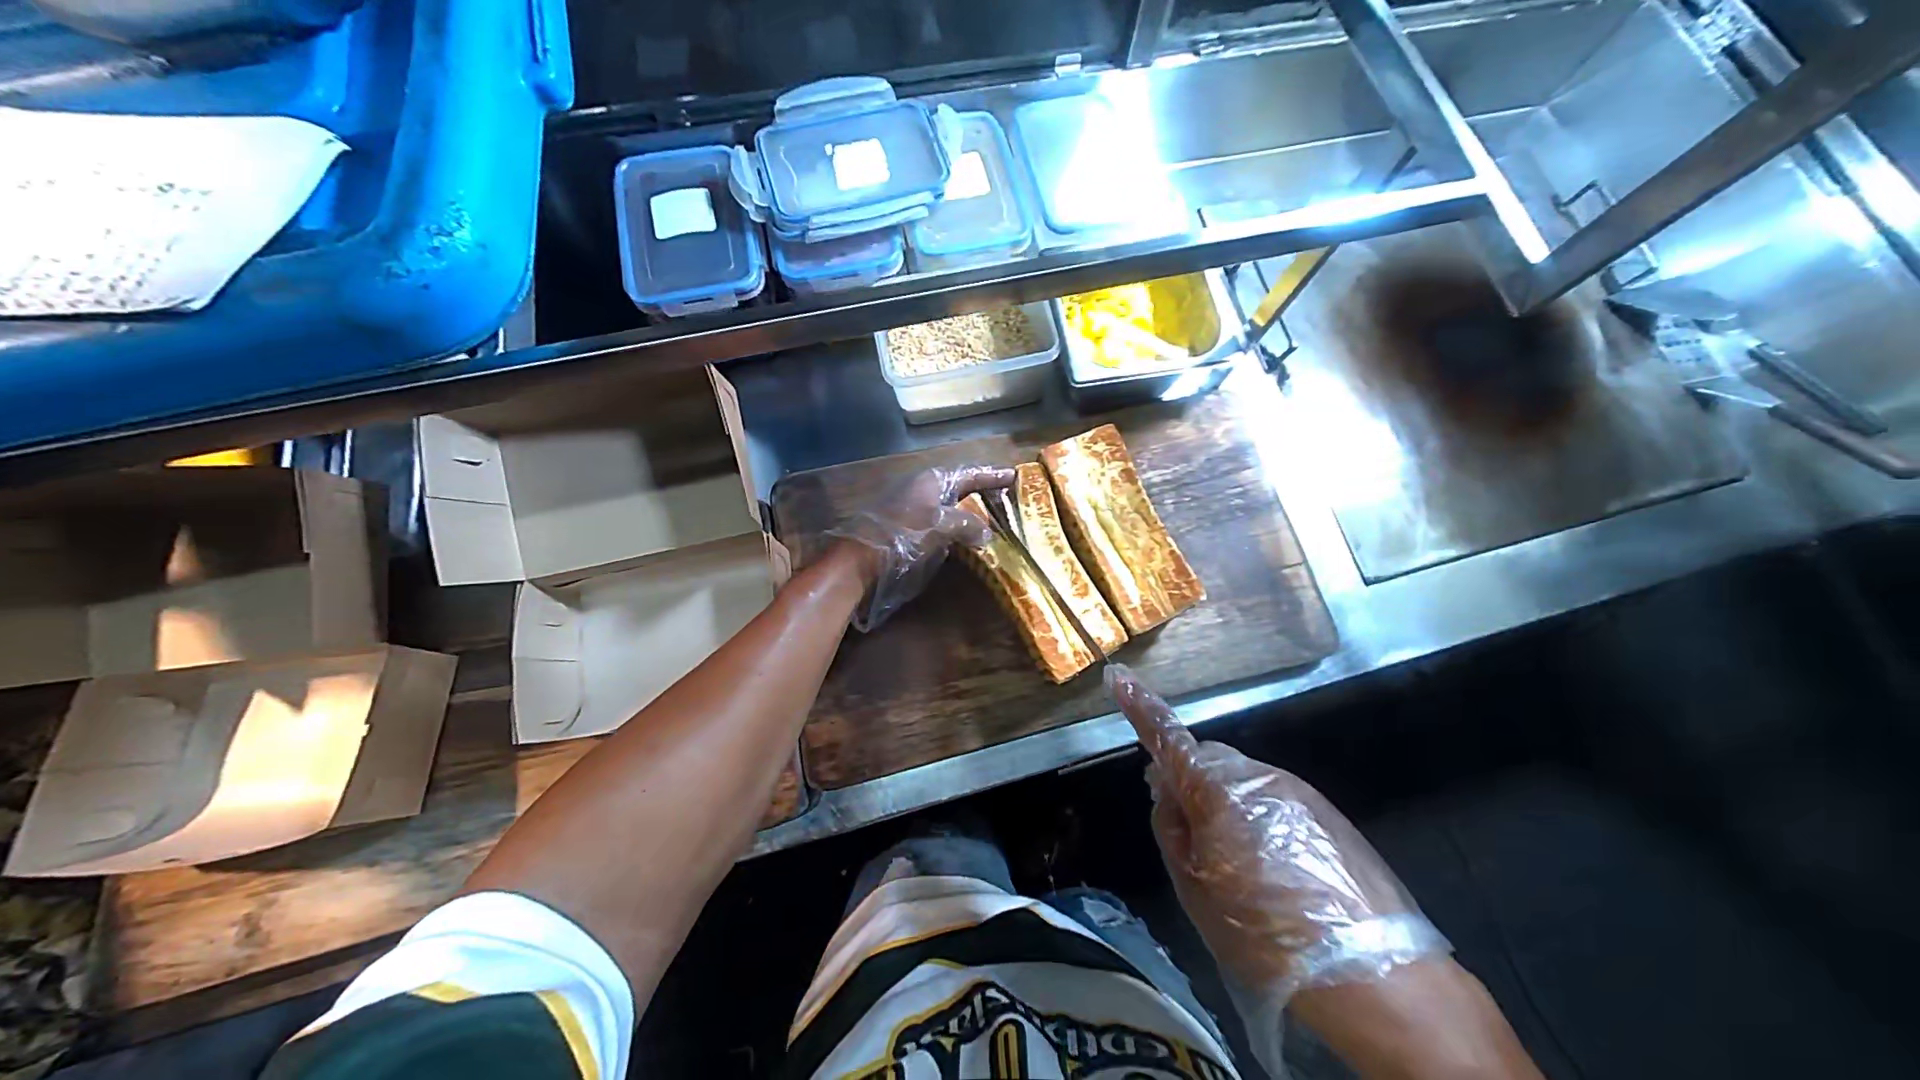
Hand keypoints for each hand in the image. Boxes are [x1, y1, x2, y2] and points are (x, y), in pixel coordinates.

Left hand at [828, 464, 1015, 630]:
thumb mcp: (940, 525)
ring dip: (969, 511)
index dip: (991, 476)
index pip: (970, 474)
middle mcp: (922, 488)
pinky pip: (939, 520)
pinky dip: (955, 525)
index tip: (1013, 475)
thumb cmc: (902, 535)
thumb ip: (966, 525)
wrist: (859, 558)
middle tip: (1004, 496)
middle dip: (981, 491)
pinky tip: (963, 537)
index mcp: (932, 481)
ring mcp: (912, 507)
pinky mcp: (905, 527)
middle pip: (959, 487)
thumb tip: (987, 533)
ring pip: (948, 505)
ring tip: (990, 518)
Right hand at [1105, 665, 1450, 1070]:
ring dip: (1228, 805)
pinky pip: (1274, 801)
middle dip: (1190, 782)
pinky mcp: (1327, 812)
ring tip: (1240, 865)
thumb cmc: (1262, 930)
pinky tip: (1276, 869)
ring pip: (1242, 782)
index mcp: (1216, 789)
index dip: (1139, 707)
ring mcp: (1297, 791)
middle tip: (1190, 834)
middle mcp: (1257, 775)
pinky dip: (1260, 819)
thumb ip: (1171, 825)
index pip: (1167, 736)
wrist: (1370, 973)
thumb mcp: (1193, 884)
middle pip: (1206, 760)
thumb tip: (1167, 788)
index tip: (1118, 677)